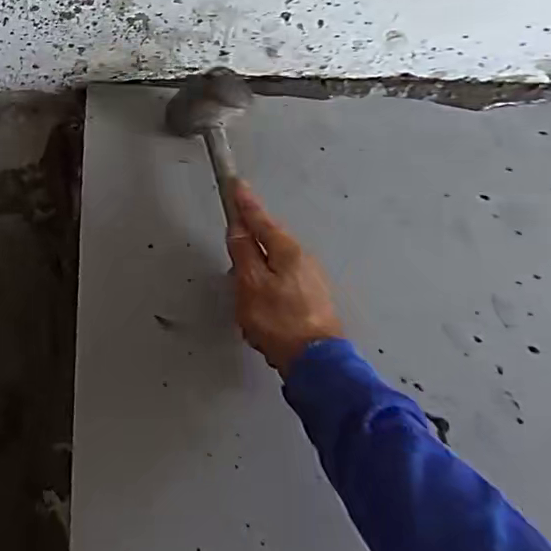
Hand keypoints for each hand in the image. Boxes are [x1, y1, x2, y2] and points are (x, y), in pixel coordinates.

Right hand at [226, 179, 345, 374]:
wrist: (318, 365)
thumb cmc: (281, 324)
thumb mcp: (250, 283)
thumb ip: (242, 252)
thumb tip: (238, 229)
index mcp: (287, 250)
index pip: (259, 218)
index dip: (244, 202)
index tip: (235, 184)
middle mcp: (303, 260)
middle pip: (268, 241)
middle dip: (248, 246)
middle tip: (232, 255)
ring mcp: (310, 281)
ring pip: (273, 266)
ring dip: (256, 275)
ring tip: (245, 301)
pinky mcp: (312, 301)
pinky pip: (281, 285)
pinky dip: (267, 291)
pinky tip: (260, 313)